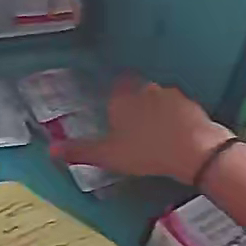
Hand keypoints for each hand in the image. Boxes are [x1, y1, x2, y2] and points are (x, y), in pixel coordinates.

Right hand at [53, 77, 234, 183]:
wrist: (194, 150)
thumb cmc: (146, 152)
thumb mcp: (108, 156)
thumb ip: (80, 151)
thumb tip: (52, 149)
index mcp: (122, 99)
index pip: (114, 91)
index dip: (115, 104)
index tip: (116, 118)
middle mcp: (145, 90)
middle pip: (137, 94)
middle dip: (135, 108)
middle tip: (135, 132)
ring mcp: (171, 95)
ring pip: (159, 100)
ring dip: (157, 113)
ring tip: (157, 137)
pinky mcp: (192, 105)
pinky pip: (179, 111)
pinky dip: (177, 121)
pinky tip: (177, 138)